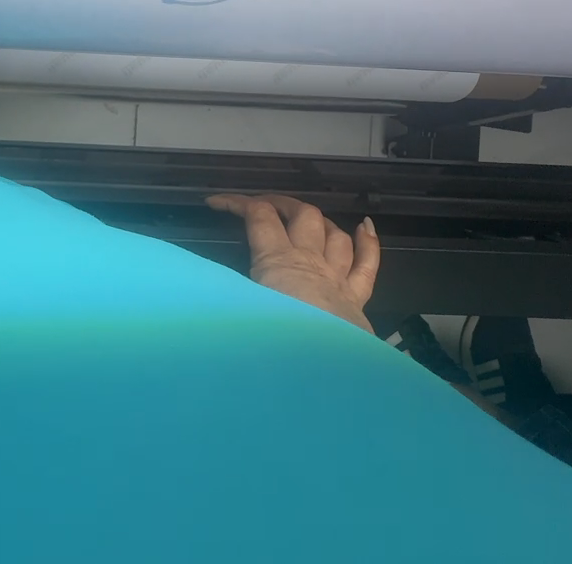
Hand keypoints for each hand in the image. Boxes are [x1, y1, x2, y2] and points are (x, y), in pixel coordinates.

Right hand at [206, 193, 379, 331]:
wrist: (326, 369)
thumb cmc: (277, 335)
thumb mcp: (240, 303)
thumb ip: (226, 284)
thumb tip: (203, 277)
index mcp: (277, 259)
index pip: (257, 215)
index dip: (235, 201)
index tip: (213, 202)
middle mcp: (310, 260)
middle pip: (302, 214)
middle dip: (279, 203)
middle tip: (260, 206)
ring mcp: (337, 277)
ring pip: (334, 234)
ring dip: (317, 220)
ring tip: (302, 219)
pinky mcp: (357, 297)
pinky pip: (368, 263)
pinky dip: (368, 242)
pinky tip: (365, 227)